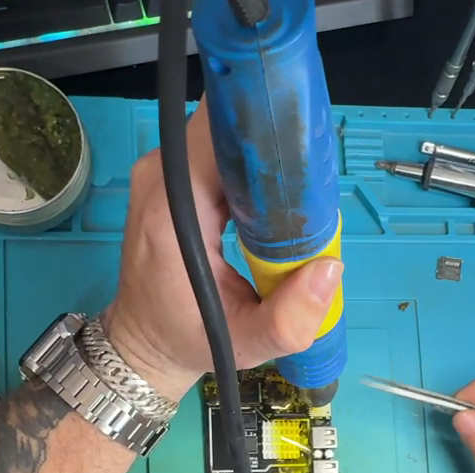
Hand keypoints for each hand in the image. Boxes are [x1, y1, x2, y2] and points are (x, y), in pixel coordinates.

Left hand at [101, 106, 343, 401]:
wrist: (144, 344)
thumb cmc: (190, 341)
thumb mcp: (246, 343)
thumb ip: (289, 319)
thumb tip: (330, 268)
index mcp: (173, 211)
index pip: (220, 133)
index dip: (265, 131)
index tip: (304, 154)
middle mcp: (160, 178)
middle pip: (223, 126)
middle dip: (269, 145)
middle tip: (305, 181)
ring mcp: (159, 173)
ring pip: (220, 135)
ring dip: (259, 156)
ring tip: (291, 190)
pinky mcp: (166, 177)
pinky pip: (211, 151)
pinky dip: (244, 166)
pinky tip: (268, 196)